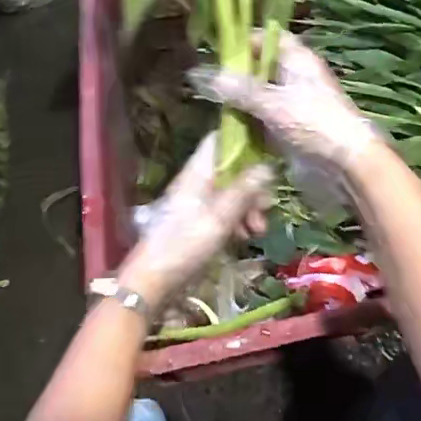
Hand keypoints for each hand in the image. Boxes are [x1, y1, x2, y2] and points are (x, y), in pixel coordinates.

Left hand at [115, 134, 273, 305]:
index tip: (267, 152)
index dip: (242, 140)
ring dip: (248, 208)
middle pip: (231, 170)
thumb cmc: (185, 244)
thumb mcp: (220, 217)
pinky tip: (246, 238)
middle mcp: (197, 182)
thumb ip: (244, 190)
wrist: (153, 281)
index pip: (218, 140)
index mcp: (198, 173)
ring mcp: (197, 203)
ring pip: (230, 193)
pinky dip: (237, 222)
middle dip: (253, 185)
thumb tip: (267, 166)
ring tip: (258, 230)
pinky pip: (224, 213)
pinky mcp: (198, 223)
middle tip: (267, 207)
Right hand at [191, 31, 381, 171]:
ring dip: (238, 104)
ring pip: (258, 98)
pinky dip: (246, 125)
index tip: (217, 51)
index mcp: (298, 60)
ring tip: (210, 106)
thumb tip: (200, 74)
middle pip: (260, 69)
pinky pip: (262, 122)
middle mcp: (295, 78)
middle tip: (207, 83)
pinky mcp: (290, 131)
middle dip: (235, 76)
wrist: (346, 165)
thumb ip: (237, 89)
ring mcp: (293, 106)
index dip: (244, 41)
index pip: (268, 38)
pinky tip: (225, 130)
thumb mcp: (272, 102)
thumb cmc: (314, 122)